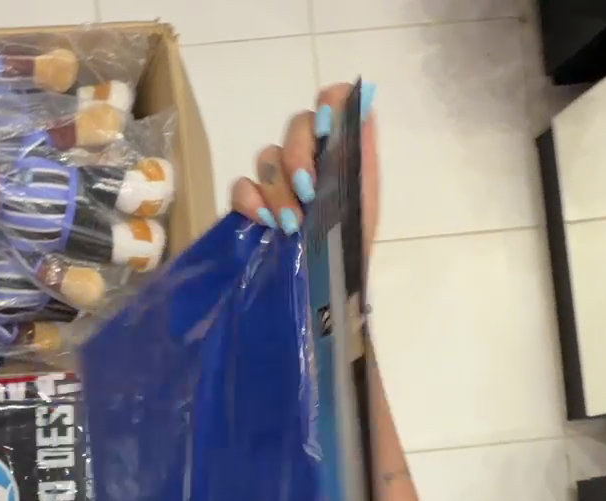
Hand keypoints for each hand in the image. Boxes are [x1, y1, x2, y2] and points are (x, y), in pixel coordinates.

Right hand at [229, 82, 380, 256]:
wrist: (319, 294)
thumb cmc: (348, 252)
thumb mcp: (364, 203)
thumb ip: (360, 156)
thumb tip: (362, 103)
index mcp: (342, 151)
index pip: (334, 100)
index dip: (327, 108)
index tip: (325, 137)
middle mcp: (310, 157)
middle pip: (297, 124)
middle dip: (298, 157)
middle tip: (307, 193)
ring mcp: (278, 181)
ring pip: (267, 156)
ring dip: (278, 189)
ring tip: (289, 224)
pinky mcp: (251, 205)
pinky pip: (242, 187)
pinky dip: (249, 201)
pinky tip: (264, 223)